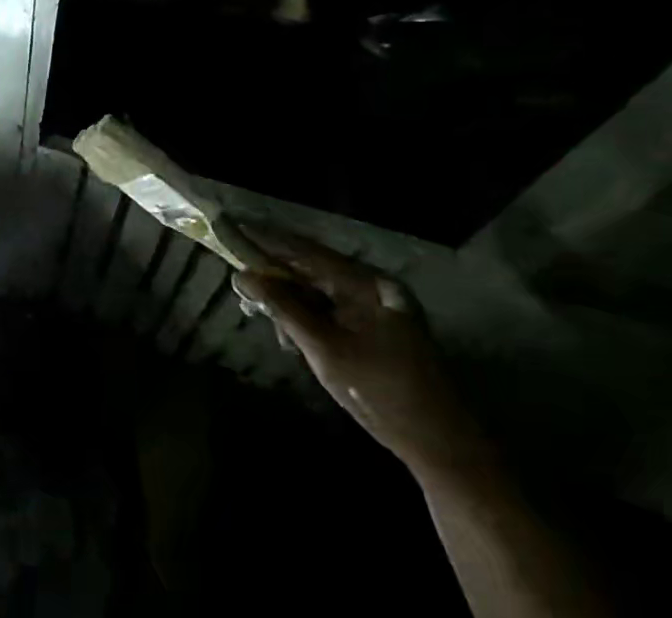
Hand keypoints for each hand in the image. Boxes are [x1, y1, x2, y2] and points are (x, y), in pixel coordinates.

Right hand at [231, 225, 492, 477]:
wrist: (440, 444)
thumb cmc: (379, 391)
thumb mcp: (322, 347)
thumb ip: (281, 307)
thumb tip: (241, 274)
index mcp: (368, 285)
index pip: (306, 251)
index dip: (266, 240)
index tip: (232, 228)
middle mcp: (373, 289)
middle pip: (310, 270)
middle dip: (273, 277)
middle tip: (240, 285)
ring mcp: (376, 310)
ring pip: (316, 292)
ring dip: (287, 303)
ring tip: (261, 318)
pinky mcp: (375, 330)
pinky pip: (328, 312)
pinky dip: (305, 320)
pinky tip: (290, 339)